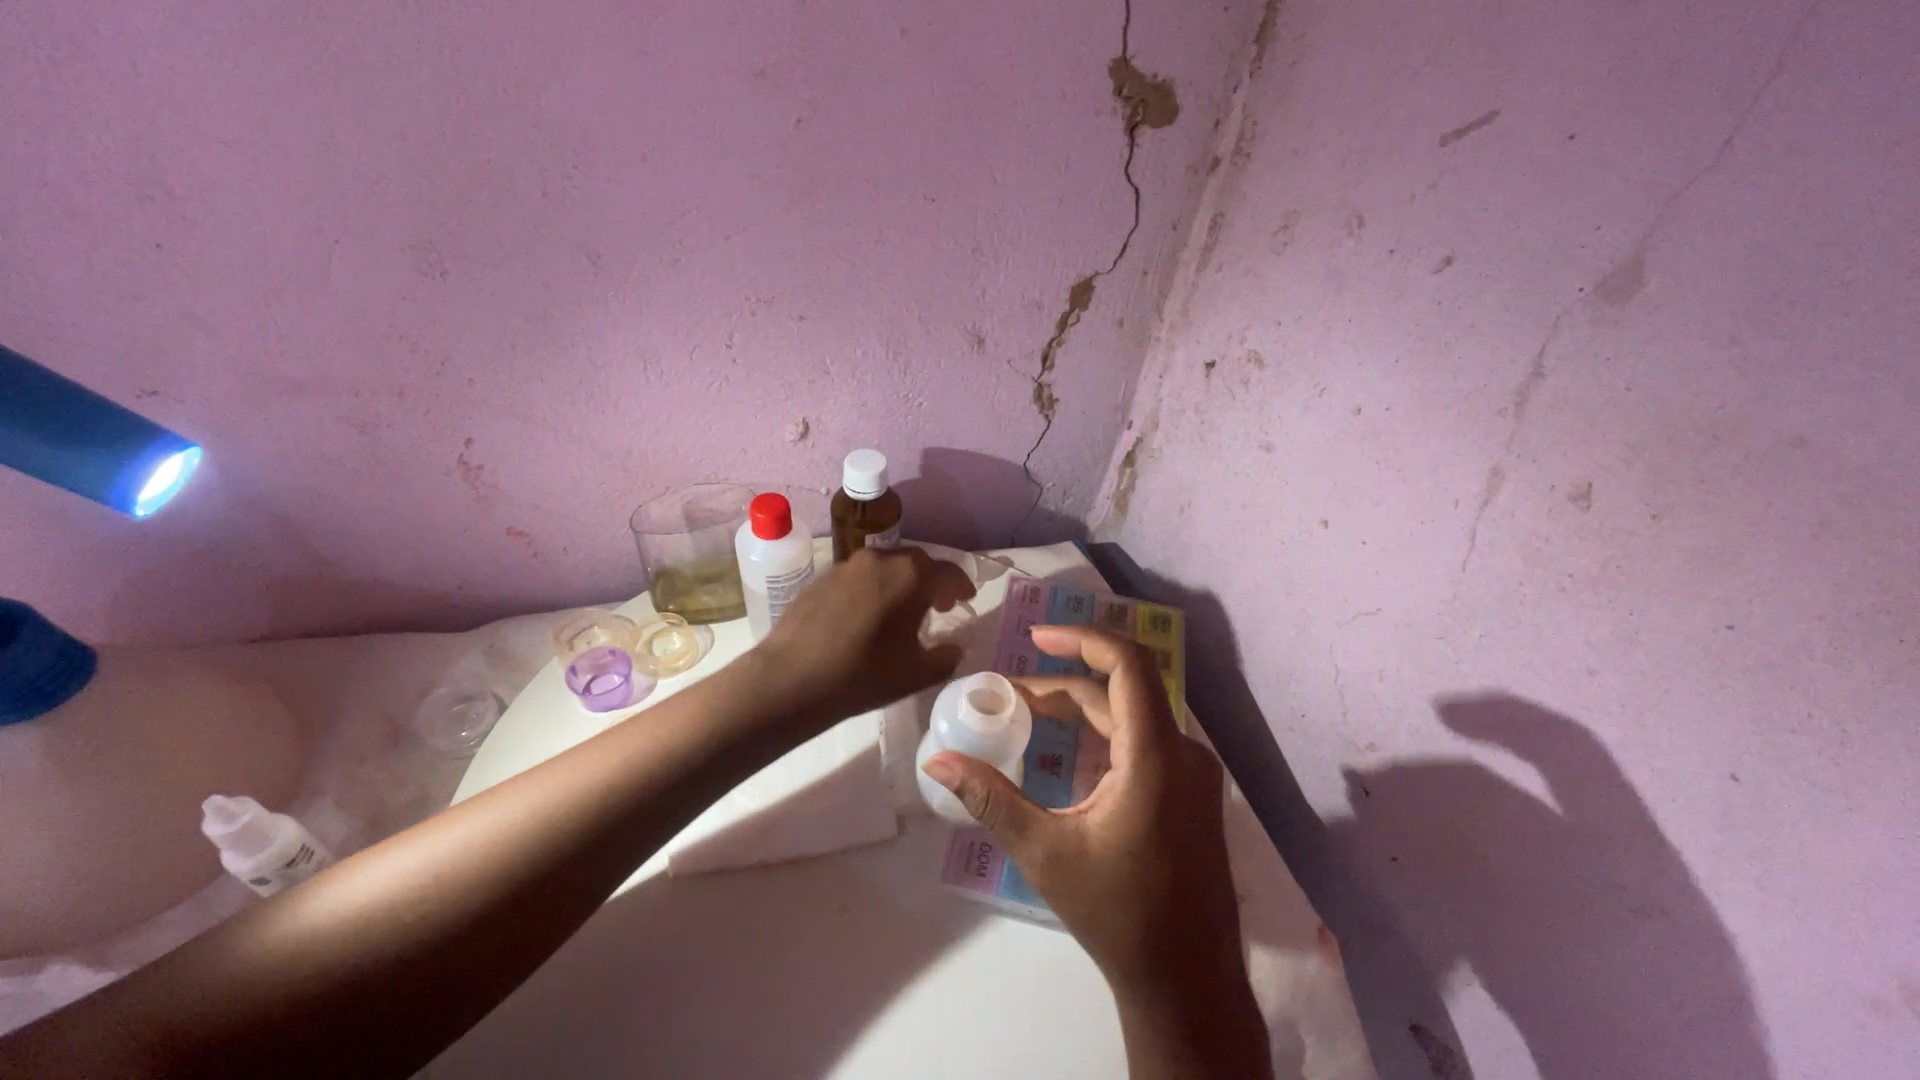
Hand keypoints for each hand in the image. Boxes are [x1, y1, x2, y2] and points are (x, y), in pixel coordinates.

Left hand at [757, 547, 975, 724]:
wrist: (791, 679)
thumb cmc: (863, 675)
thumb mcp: (916, 674)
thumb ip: (945, 658)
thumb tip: (955, 648)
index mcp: (910, 575)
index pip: (948, 571)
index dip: (961, 585)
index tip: (967, 598)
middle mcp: (880, 560)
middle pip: (915, 563)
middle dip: (931, 581)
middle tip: (938, 605)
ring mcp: (846, 566)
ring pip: (884, 567)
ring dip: (900, 584)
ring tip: (902, 612)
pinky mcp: (820, 579)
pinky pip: (858, 578)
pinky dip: (872, 590)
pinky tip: (867, 617)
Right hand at [919, 624, 1244, 992]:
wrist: (1188, 980)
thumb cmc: (1118, 914)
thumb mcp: (1045, 852)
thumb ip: (990, 799)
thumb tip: (937, 761)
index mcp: (1155, 757)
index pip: (1128, 664)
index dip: (1082, 638)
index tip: (1035, 638)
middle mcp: (1183, 753)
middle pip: (1121, 692)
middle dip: (1062, 685)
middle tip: (1008, 694)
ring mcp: (1194, 775)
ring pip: (1133, 719)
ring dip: (1081, 712)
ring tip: (1028, 718)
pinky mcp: (1191, 796)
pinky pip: (1145, 745)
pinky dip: (1102, 738)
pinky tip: (1066, 759)